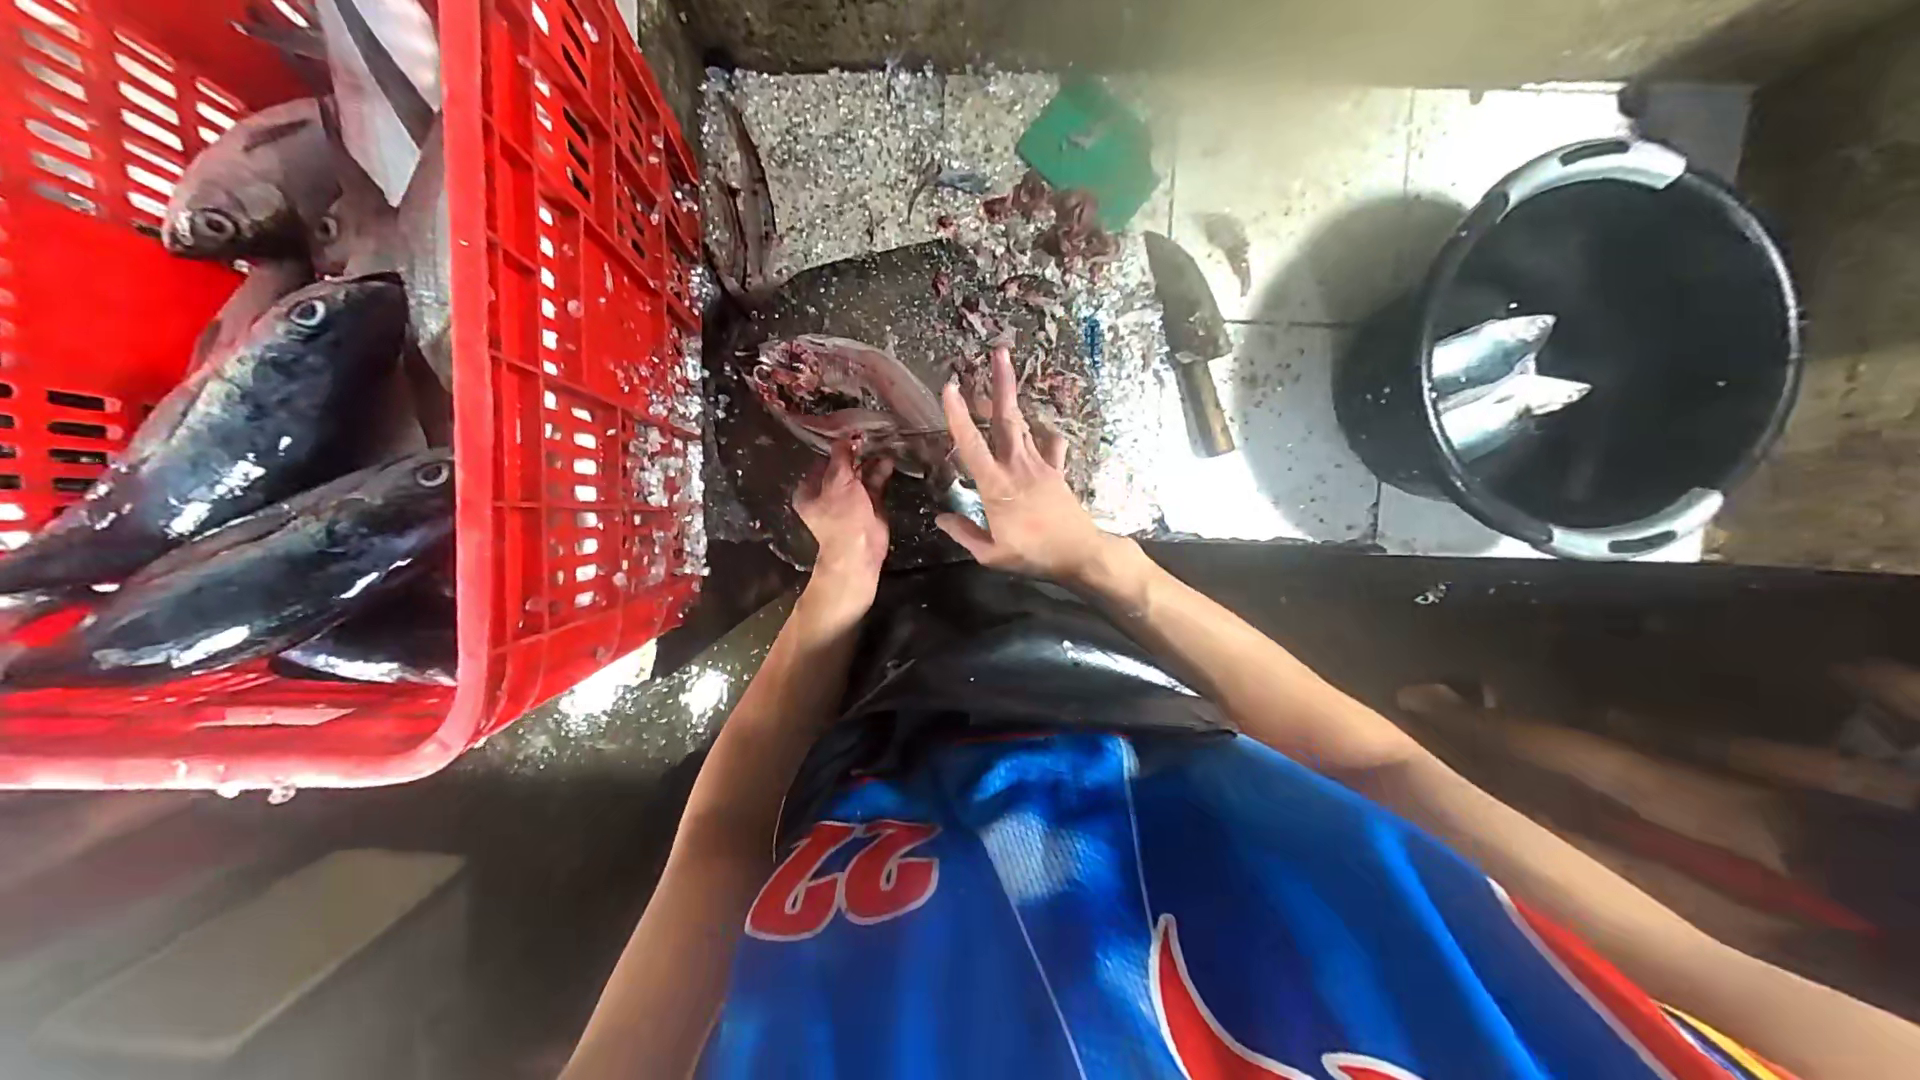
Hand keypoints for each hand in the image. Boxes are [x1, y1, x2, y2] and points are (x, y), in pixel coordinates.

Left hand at [793, 439, 893, 603]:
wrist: (860, 551)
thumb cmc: (841, 517)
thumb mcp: (837, 482)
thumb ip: (840, 458)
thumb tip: (842, 437)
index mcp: (810, 489)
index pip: (821, 461)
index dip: (835, 447)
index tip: (848, 431)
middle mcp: (829, 492)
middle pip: (842, 466)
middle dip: (855, 453)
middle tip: (868, 435)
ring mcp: (850, 499)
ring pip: (860, 474)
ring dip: (870, 461)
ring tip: (881, 445)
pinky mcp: (869, 504)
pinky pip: (874, 484)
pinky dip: (880, 473)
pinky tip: (888, 461)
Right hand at [936, 345, 1117, 585]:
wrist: (1080, 552)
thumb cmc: (1033, 554)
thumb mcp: (991, 554)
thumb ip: (964, 534)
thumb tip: (941, 519)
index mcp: (996, 486)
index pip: (971, 445)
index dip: (958, 416)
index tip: (949, 388)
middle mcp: (1017, 466)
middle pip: (1006, 418)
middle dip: (1002, 383)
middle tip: (1000, 352)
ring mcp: (1040, 465)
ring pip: (1024, 426)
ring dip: (1013, 401)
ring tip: (1006, 376)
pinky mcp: (1056, 471)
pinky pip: (1050, 444)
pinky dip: (1044, 434)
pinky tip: (1039, 430)